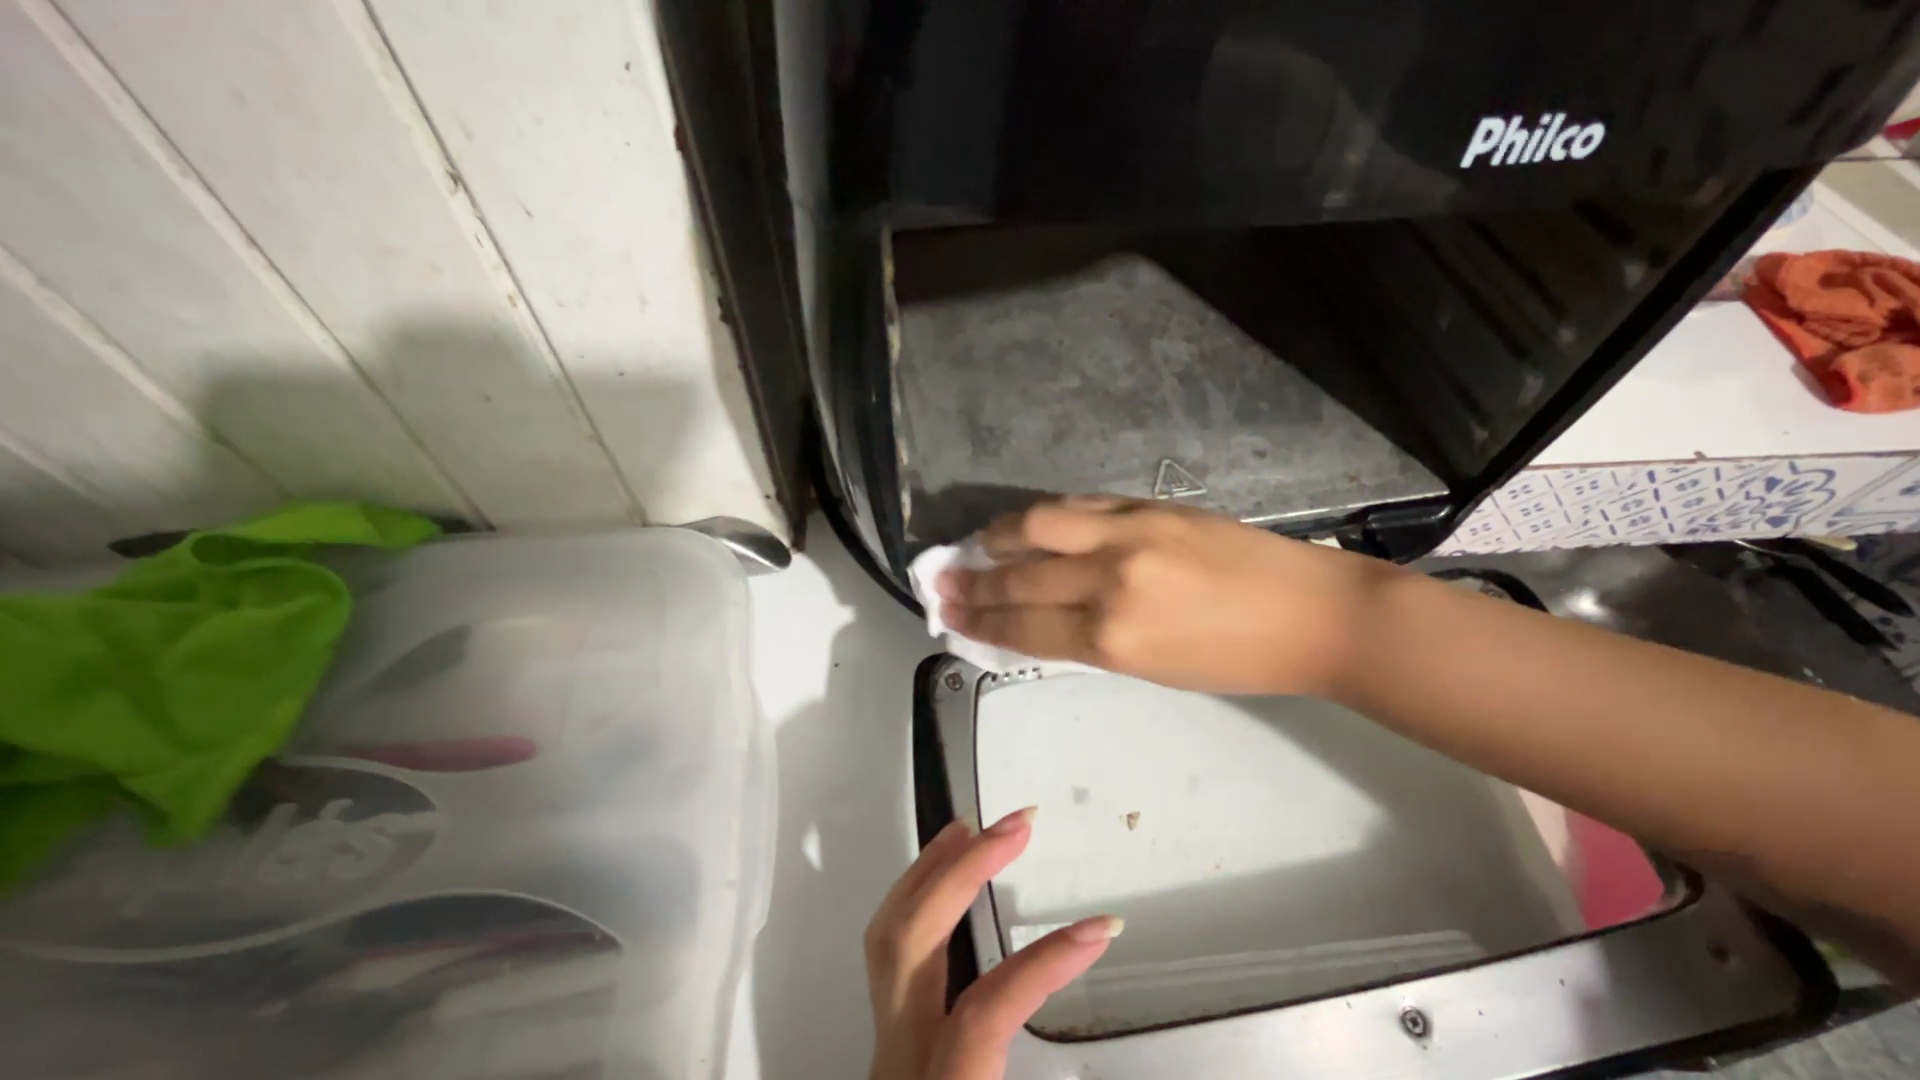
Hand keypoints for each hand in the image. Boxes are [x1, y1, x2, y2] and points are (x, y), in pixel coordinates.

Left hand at [866, 807, 1121, 1079]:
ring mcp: (883, 1045)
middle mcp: (898, 1056)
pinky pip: (888, 949)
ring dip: (931, 871)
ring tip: (971, 831)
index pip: (984, 1013)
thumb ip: (1044, 1070)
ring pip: (887, 936)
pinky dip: (917, 900)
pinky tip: (943, 885)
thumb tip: (1106, 1027)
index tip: (1099, 927)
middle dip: (962, 872)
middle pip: (909, 941)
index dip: (1042, 963)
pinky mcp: (885, 1039)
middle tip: (1017, 826)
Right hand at [937, 496, 1400, 695]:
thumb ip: (1090, 642)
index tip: (948, 614)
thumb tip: (1036, 622)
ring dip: (999, 535)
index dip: (979, 621)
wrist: (1311, 614)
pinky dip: (1045, 515)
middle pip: (1020, 577)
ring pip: (1039, 524)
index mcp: (1111, 637)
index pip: (1022, 627)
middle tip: (941, 582)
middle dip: (974, 583)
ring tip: (977, 544)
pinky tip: (1029, 522)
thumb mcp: (1153, 670)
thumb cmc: (1237, 662)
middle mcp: (1108, 580)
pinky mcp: (1149, 506)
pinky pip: (1078, 504)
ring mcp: (1128, 534)